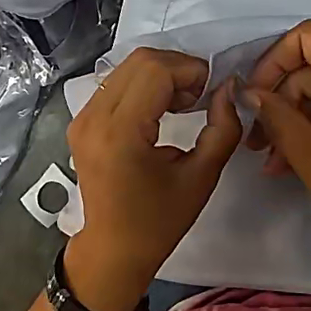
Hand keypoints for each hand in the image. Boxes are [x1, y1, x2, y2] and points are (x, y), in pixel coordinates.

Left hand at [64, 48, 240, 310]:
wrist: (113, 249)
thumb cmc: (159, 221)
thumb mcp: (201, 177)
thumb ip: (223, 128)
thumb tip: (229, 87)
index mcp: (120, 133)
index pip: (155, 71)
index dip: (190, 71)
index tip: (211, 92)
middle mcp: (93, 118)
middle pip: (139, 61)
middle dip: (177, 69)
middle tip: (199, 97)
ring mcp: (82, 118)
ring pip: (126, 67)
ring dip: (160, 74)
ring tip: (183, 103)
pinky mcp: (81, 121)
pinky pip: (115, 83)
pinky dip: (143, 85)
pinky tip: (160, 109)